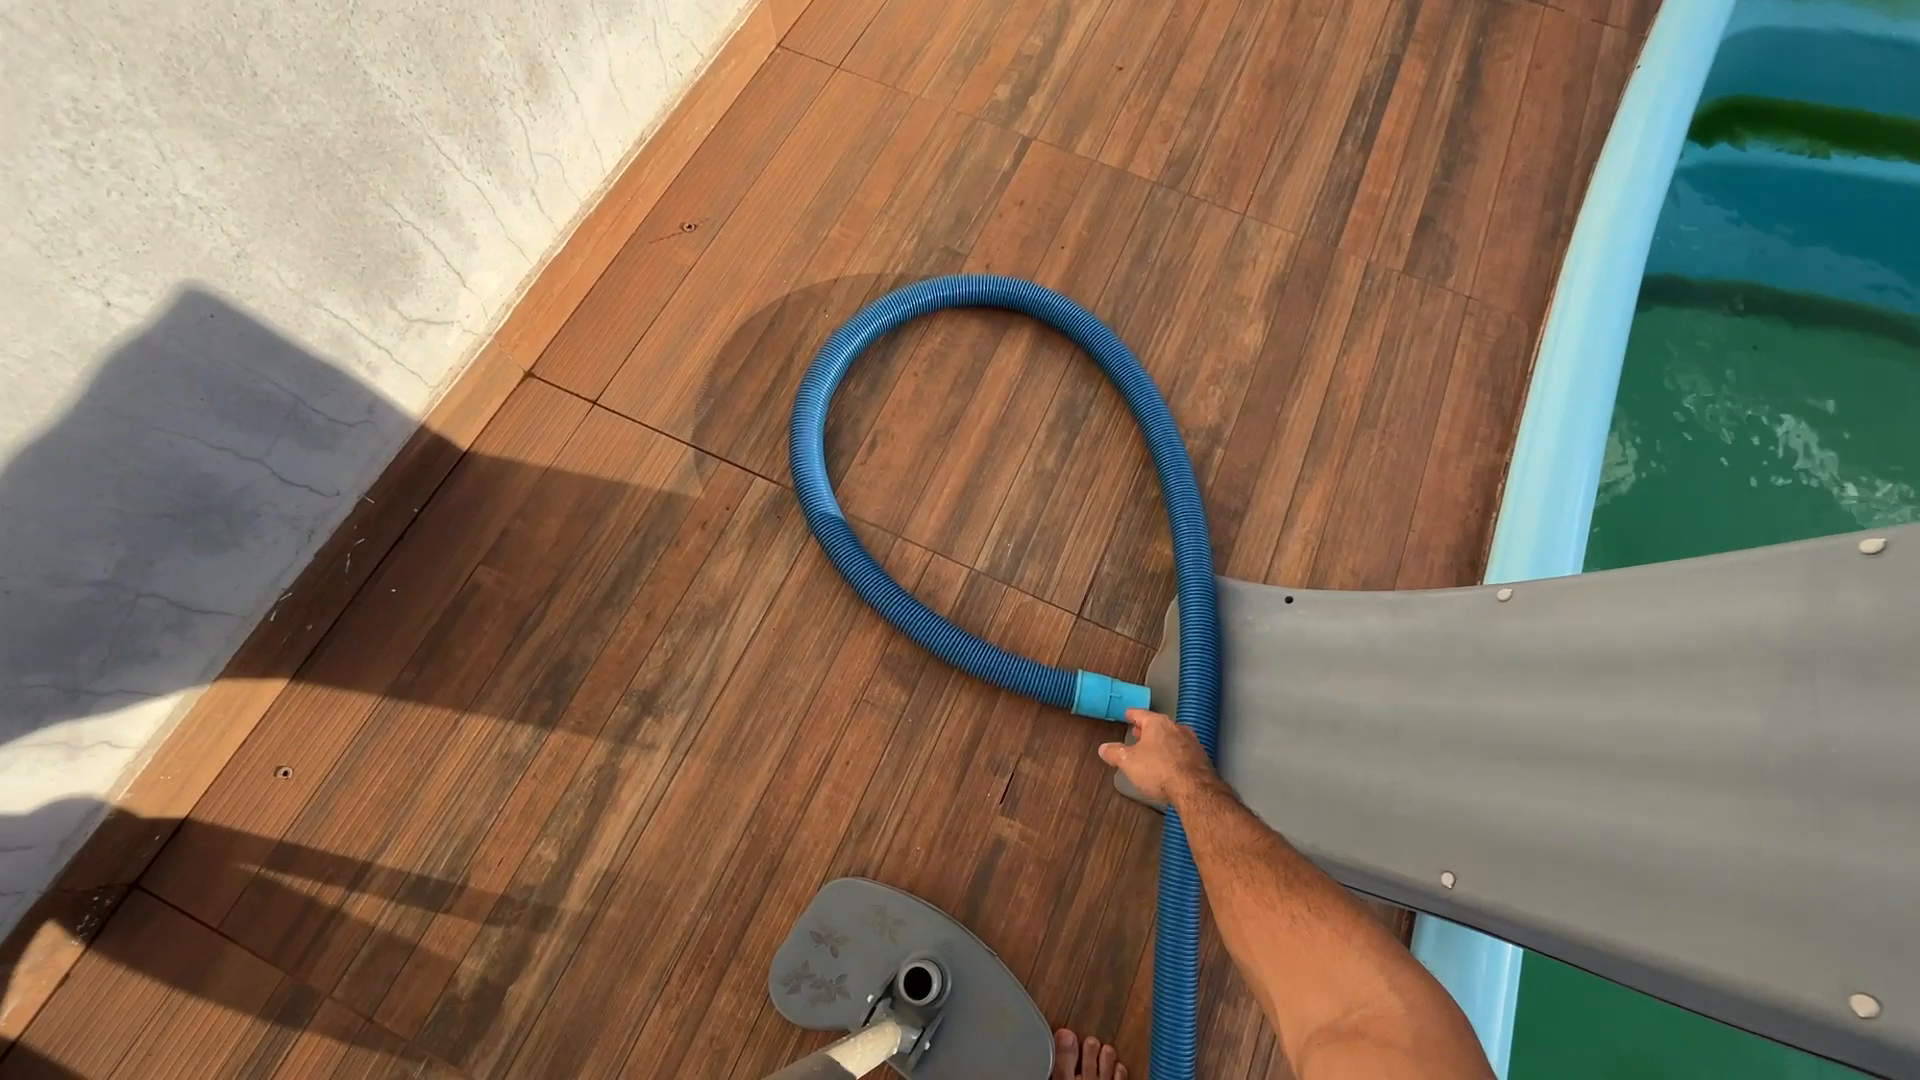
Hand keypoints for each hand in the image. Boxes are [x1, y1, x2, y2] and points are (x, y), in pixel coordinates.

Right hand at [1098, 709, 1217, 805]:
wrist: (1194, 790)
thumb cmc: (1161, 771)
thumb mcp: (1128, 762)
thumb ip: (1115, 753)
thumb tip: (1105, 749)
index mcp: (1157, 723)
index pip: (1141, 714)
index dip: (1132, 715)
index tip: (1128, 714)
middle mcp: (1176, 728)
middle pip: (1158, 725)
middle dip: (1147, 730)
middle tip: (1139, 734)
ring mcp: (1192, 743)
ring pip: (1173, 738)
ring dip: (1163, 743)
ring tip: (1154, 753)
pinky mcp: (1202, 759)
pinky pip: (1184, 753)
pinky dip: (1175, 756)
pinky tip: (1170, 768)